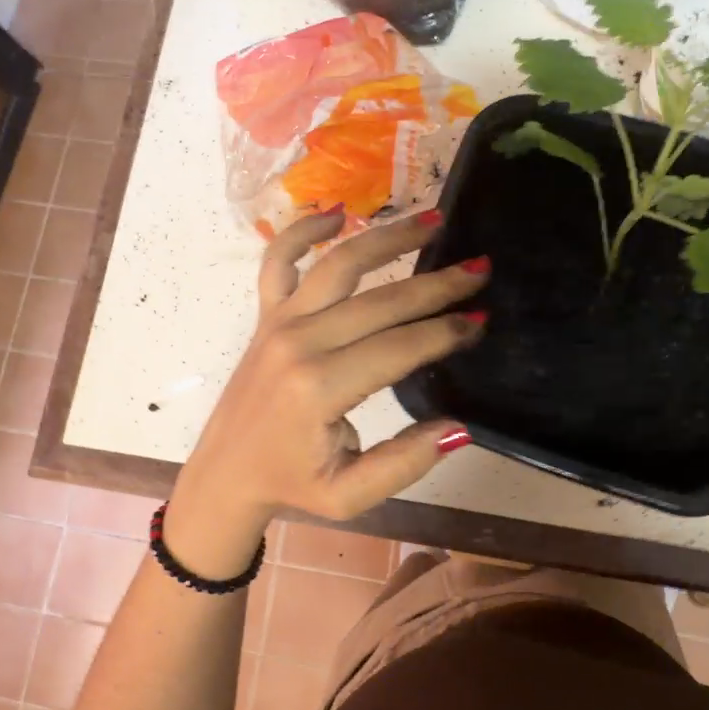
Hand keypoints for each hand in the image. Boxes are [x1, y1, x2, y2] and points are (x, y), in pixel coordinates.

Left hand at [165, 208, 486, 577]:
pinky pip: (278, 260)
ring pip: (339, 264)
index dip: (446, 332)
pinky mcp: (265, 314)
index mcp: (322, 388)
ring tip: (433, 221)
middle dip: (438, 284)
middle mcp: (300, 343)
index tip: (482, 320)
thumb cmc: (293, 483)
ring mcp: (279, 322)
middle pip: (381, 301)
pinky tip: (338, 214)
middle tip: (480, 268)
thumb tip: (458, 427)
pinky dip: (303, 231)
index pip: (400, 347)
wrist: (226, 474)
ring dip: (388, 238)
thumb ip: (405, 463)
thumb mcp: (350, 495)